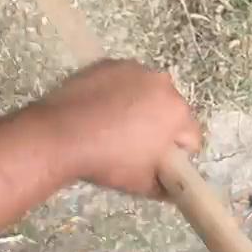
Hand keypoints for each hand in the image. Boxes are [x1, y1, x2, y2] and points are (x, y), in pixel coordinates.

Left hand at [30, 59, 201, 197]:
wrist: (60, 134)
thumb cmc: (107, 160)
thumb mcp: (142, 184)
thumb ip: (167, 188)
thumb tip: (174, 189)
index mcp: (177, 112)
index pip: (191, 138)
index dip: (177, 155)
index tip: (158, 163)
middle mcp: (163, 83)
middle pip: (171, 110)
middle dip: (160, 126)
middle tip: (134, 145)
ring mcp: (135, 69)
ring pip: (147, 92)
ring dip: (140, 106)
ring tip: (113, 125)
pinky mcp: (110, 63)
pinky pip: (124, 81)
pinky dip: (118, 92)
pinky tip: (99, 109)